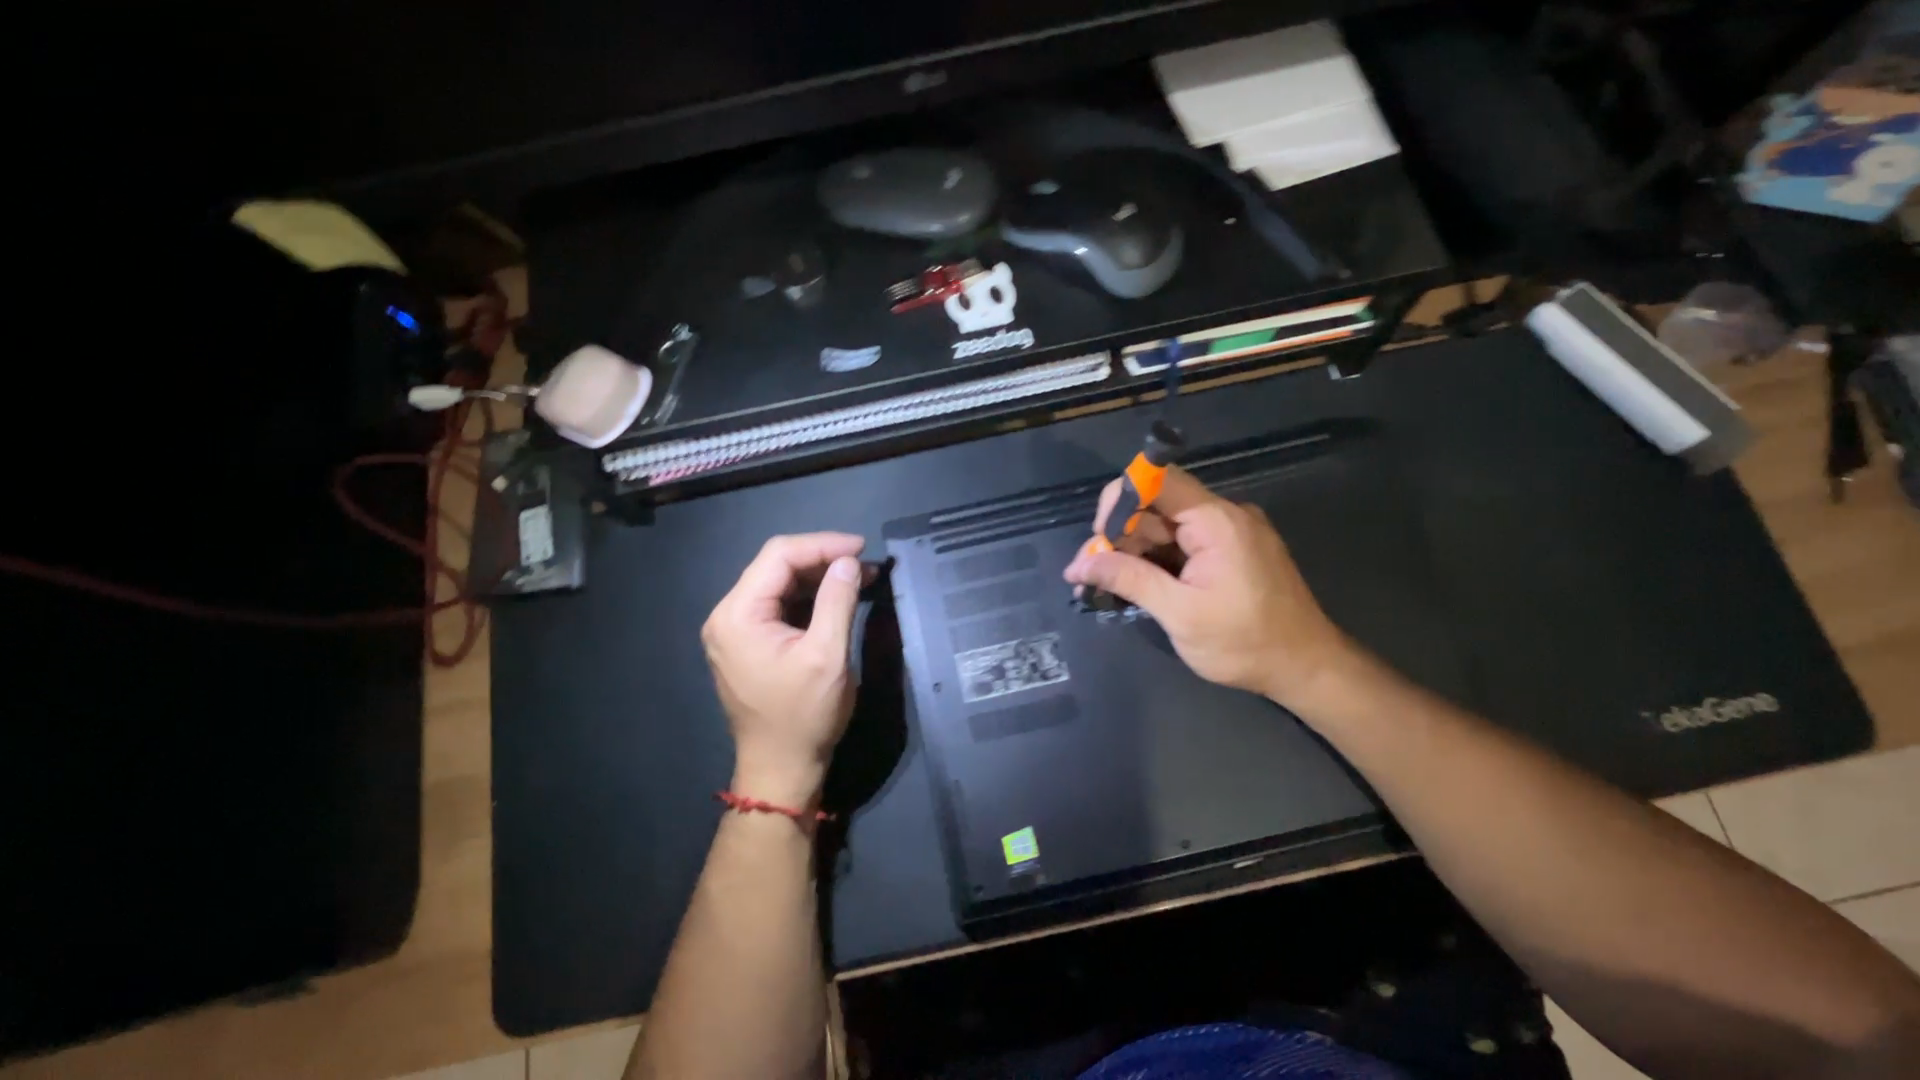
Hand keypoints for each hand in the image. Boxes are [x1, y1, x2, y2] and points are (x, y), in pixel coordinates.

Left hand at [702, 533, 865, 807]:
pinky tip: (838, 599)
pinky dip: (808, 600)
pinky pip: (778, 608)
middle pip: (775, 567)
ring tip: (860, 579)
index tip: (862, 548)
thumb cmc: (803, 716)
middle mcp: (727, 616)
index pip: (778, 556)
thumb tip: (849, 562)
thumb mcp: (827, 656)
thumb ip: (837, 601)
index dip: (822, 545)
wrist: (781, 769)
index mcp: (738, 614)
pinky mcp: (747, 644)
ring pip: (778, 585)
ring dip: (818, 579)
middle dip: (822, 560)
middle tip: (865, 565)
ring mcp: (734, 631)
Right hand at [1063, 467, 1356, 709]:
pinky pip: (1186, 544)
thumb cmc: (1245, 643)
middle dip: (1119, 536)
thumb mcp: (1179, 614)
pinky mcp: (1234, 553)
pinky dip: (1159, 561)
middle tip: (1089, 574)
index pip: (1156, 480)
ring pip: (1168, 528)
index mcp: (1216, 521)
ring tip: (1103, 586)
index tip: (1098, 539)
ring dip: (1135, 553)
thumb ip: (1129, 580)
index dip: (1119, 500)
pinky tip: (1136, 585)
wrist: (1306, 668)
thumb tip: (1079, 564)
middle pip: (1158, 506)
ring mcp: (1232, 534)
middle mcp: (1225, 516)